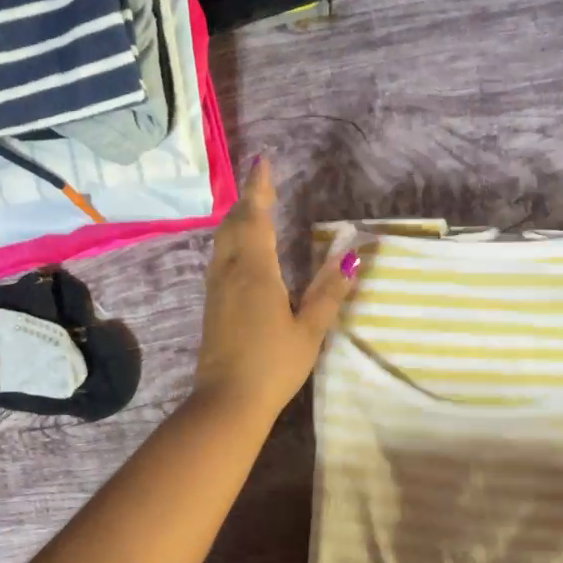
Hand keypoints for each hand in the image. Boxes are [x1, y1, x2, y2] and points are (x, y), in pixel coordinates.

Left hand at [192, 158, 355, 420]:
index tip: (263, 161)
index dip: (260, 188)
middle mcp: (229, 272)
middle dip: (247, 202)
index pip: (255, 217)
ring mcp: (216, 290)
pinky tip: (241, 255)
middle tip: (262, 186)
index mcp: (255, 270)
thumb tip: (351, 258)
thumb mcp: (309, 330)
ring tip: (253, 213)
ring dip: (236, 222)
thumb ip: (328, 293)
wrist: (227, 401)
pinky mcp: (211, 308)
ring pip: (222, 243)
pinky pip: (219, 261)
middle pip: (233, 225)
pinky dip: (231, 244)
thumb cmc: (273, 365)